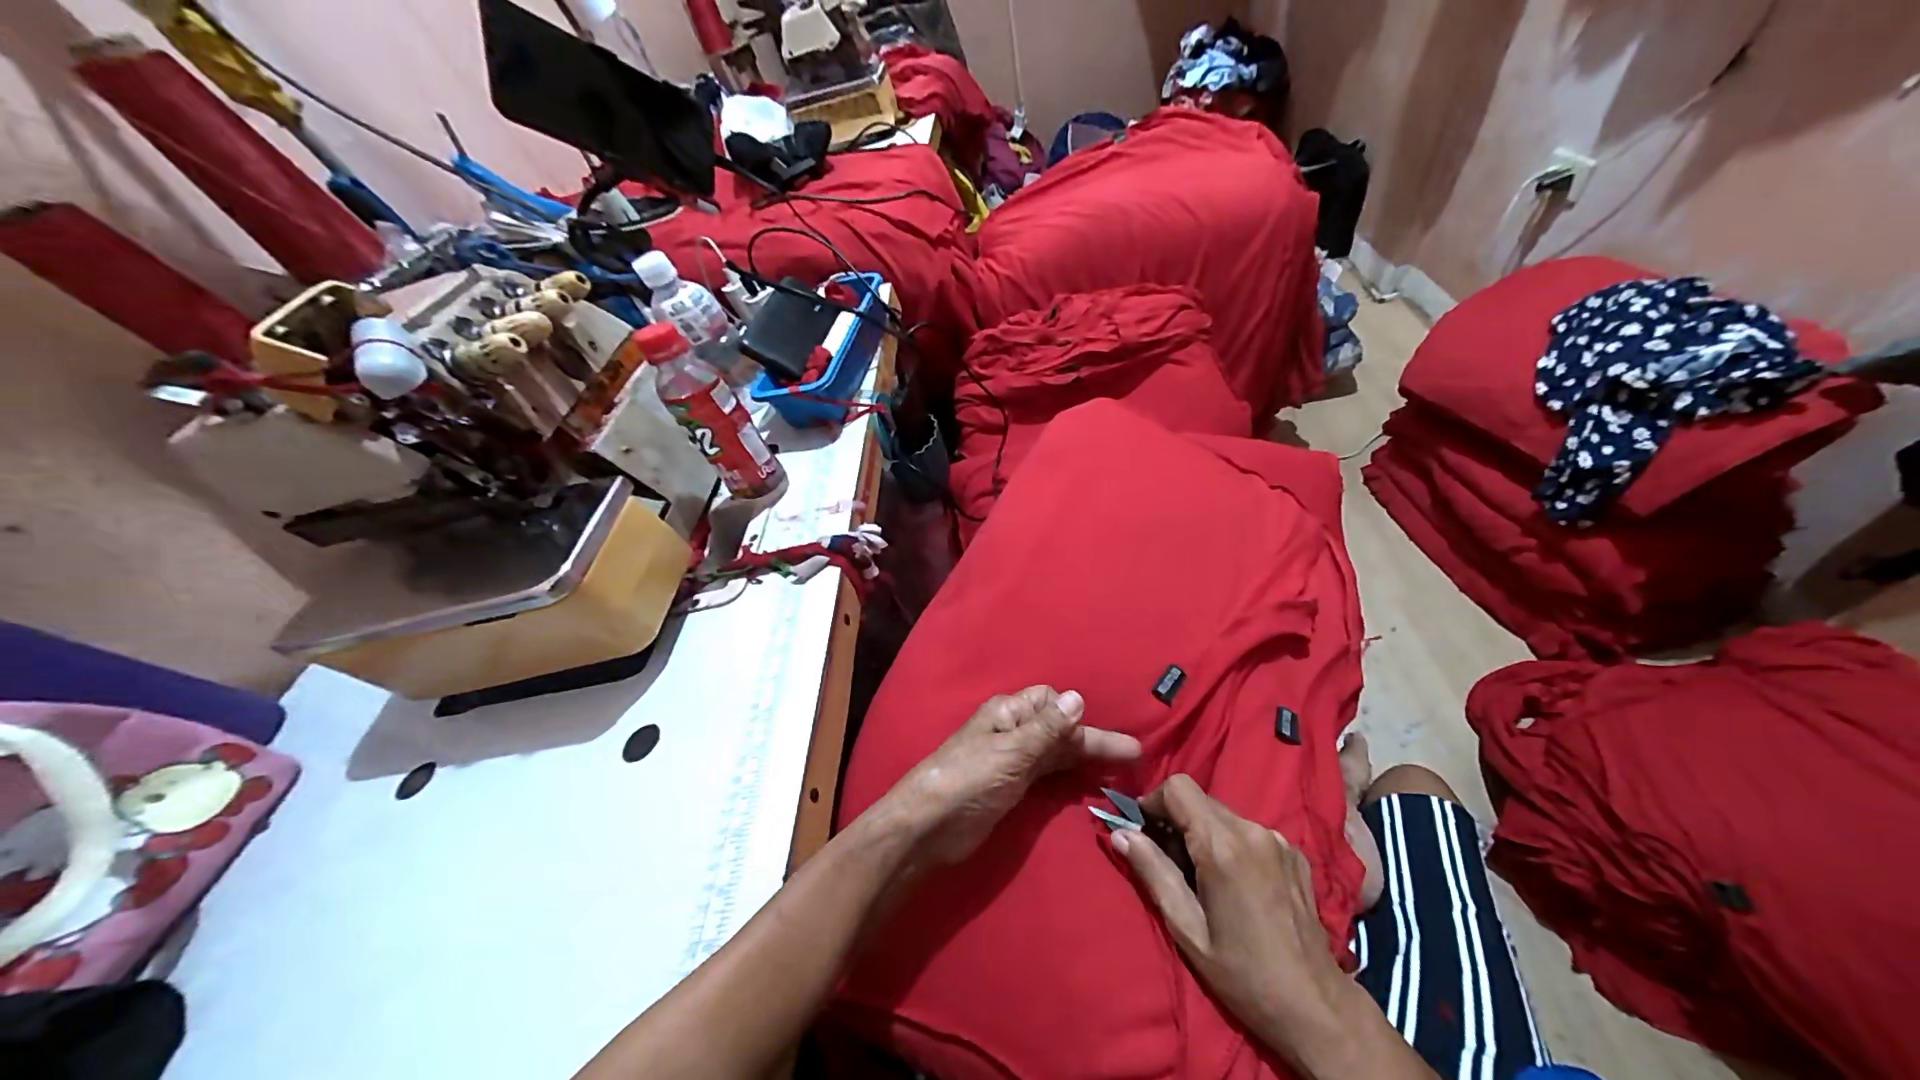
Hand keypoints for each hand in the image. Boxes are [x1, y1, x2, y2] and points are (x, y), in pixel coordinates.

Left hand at [876, 686, 1140, 866]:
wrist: (928, 828)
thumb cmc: (966, 781)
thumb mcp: (1010, 753)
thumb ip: (1046, 729)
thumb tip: (1078, 697)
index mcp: (1008, 714)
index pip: (1050, 701)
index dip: (1074, 715)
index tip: (1098, 735)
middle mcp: (1013, 733)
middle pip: (1061, 730)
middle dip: (1093, 740)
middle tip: (1135, 755)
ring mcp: (1013, 762)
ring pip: (1057, 754)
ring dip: (1085, 758)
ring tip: (1124, 770)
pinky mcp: (1012, 790)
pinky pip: (1049, 776)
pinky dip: (1070, 776)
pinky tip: (1089, 785)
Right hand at [1112, 775, 1361, 1073]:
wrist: (1317, 1008)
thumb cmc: (1244, 975)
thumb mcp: (1187, 929)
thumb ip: (1153, 872)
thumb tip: (1120, 834)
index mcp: (1223, 846)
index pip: (1178, 788)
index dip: (1153, 802)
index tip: (1144, 832)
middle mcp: (1253, 831)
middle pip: (1200, 800)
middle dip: (1176, 821)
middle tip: (1168, 863)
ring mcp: (1278, 841)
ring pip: (1224, 815)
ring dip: (1203, 834)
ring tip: (1202, 880)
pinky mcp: (1295, 854)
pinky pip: (1249, 832)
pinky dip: (1231, 845)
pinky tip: (1235, 885)